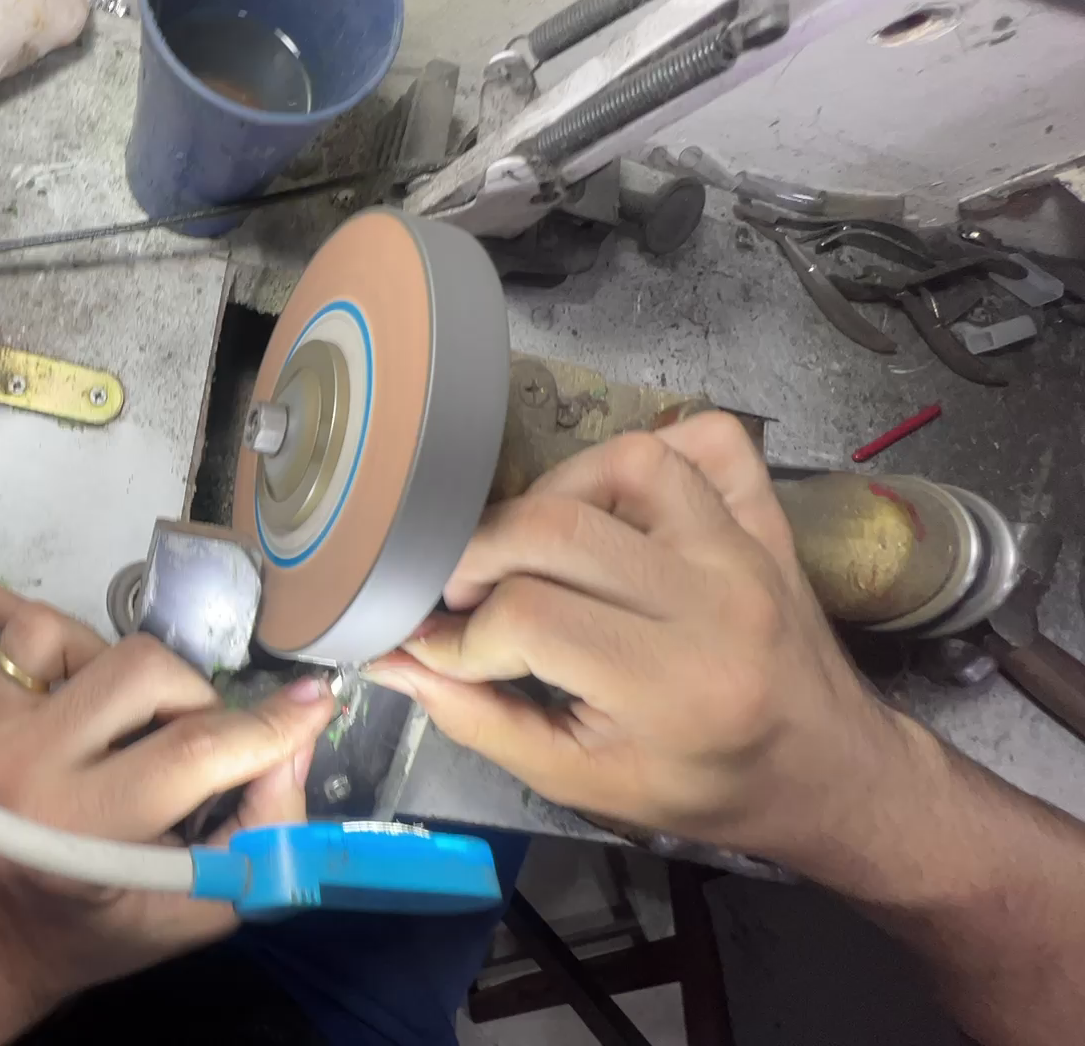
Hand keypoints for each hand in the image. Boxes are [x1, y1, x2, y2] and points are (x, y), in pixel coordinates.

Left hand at [0, 582, 333, 1017]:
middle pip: (137, 667)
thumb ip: (265, 823)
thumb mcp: (206, 904)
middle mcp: (18, 766)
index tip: (311, 702)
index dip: (269, 723)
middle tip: (192, 736)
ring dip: (103, 656)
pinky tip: (36, 648)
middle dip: (192, 697)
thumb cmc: (107, 923)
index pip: (194, 750)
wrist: (7, 933)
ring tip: (112, 709)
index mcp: (80, 831)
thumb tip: (300, 725)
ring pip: (51, 629)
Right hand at [369, 413, 922, 870]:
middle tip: (463, 595)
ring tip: (529, 547)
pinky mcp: (760, 515)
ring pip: (621, 463)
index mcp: (676, 684)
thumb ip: (473, 717)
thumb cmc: (699, 784)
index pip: (527, 618)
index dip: (459, 637)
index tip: (440, 651)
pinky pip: (700, 439)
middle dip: (475, 558)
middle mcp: (716, 599)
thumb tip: (390, 661)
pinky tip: (605, 503)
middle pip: (554, 529)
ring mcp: (744, 545)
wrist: (833, 773)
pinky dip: (638, 456)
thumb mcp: (574, 778)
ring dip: (547, 497)